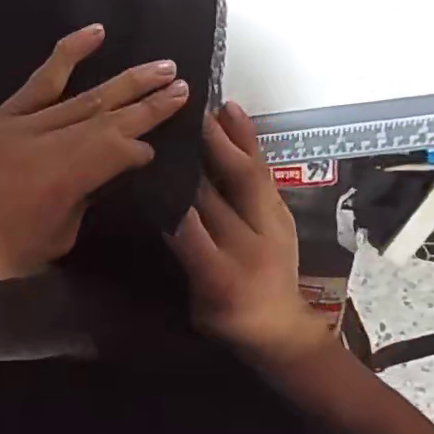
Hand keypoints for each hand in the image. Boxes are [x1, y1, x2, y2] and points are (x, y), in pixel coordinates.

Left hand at [0, 24, 189, 313]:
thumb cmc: (3, 252)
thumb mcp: (58, 238)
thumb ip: (86, 199)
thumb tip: (109, 170)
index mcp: (61, 182)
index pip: (116, 151)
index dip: (140, 146)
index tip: (157, 148)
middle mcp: (47, 145)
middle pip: (109, 119)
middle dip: (150, 105)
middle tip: (183, 88)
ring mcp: (24, 123)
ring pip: (87, 97)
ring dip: (128, 82)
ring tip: (163, 67)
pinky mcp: (4, 113)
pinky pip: (41, 79)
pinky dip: (69, 53)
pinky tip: (95, 33)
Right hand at [167, 101, 342, 370]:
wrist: (281, 327)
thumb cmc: (227, 318)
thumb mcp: (198, 302)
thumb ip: (184, 257)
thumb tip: (163, 210)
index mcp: (222, 278)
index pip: (191, 233)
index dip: (172, 202)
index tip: (151, 169)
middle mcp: (251, 247)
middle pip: (224, 194)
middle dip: (204, 155)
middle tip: (179, 120)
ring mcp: (273, 226)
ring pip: (250, 176)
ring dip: (228, 139)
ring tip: (209, 107)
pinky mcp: (282, 211)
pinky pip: (264, 172)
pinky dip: (249, 142)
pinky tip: (234, 114)